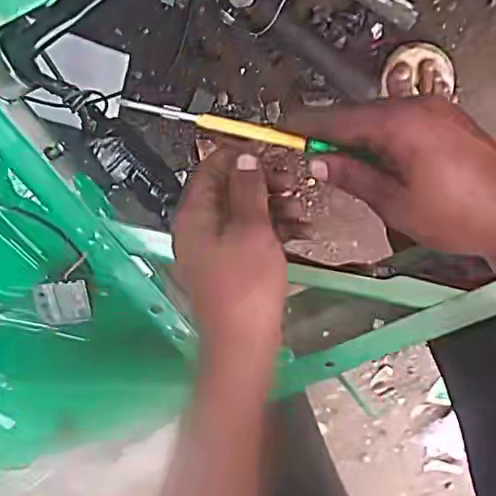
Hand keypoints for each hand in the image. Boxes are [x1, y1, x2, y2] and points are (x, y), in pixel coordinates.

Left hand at [172, 149, 288, 352]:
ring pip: (242, 214)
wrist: (244, 344)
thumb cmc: (246, 287)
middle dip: (262, 183)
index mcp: (194, 216)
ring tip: (301, 209)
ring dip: (272, 207)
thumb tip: (244, 159)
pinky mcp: (229, 268)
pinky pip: (248, 237)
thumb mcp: (252, 229)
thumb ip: (248, 190)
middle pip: (228, 191)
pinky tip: (300, 232)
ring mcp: (212, 251)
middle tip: (292, 182)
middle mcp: (197, 230)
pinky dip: (271, 231)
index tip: (270, 151)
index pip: (210, 169)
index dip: (239, 156)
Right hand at [295, 97, 495, 259]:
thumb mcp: (395, 203)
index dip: (308, 128)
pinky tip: (384, 166)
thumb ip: (354, 177)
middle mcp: (421, 108)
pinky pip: (406, 123)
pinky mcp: (451, 122)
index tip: (286, 132)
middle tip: (316, 161)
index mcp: (402, 123)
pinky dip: (387, 141)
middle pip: (361, 116)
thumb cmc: (463, 215)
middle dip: (336, 138)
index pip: (339, 120)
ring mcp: (440, 112)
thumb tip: (323, 163)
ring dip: (363, 141)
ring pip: (384, 120)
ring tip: (351, 171)